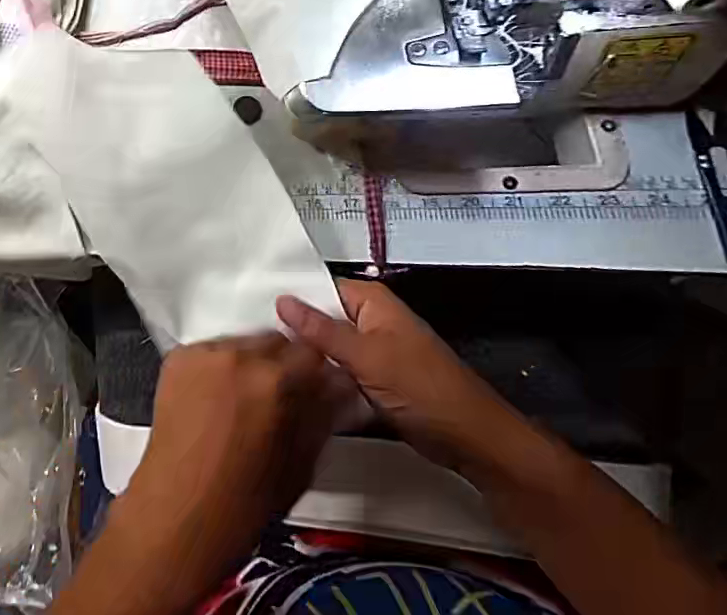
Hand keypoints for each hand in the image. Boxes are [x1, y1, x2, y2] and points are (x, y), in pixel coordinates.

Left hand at [119, 333, 342, 568]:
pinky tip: (215, 399)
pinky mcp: (177, 359)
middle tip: (280, 398)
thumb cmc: (240, 503)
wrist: (177, 514)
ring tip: (243, 402)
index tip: (317, 386)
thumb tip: (337, 387)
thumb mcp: (298, 465)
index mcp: (274, 380)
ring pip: (241, 343)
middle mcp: (237, 356)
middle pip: (275, 341)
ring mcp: (203, 354)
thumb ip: (322, 415)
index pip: (311, 351)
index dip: (318, 371)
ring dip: (249, 364)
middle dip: (283, 365)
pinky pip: (210, 352)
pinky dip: (218, 368)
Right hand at [277, 279, 536, 478]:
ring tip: (268, 368)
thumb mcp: (365, 356)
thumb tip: (281, 300)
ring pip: (329, 350)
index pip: (320, 287)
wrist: (470, 440)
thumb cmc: (423, 389)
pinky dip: (325, 382)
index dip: (291, 300)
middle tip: (257, 346)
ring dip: (309, 361)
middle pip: (322, 320)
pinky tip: (297, 391)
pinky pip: (340, 374)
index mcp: (371, 301)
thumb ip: (320, 330)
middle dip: (297, 334)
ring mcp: (372, 352)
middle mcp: (370, 320)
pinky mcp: (374, 381)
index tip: (255, 312)